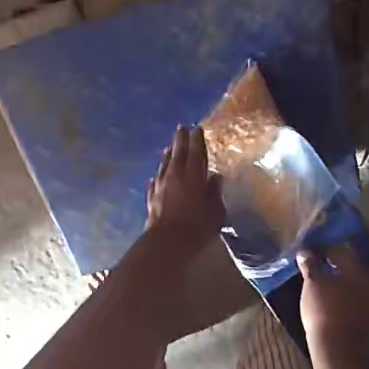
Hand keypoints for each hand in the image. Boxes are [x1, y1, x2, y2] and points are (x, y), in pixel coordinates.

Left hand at [145, 125, 223, 250]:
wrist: (168, 241)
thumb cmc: (197, 225)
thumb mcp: (215, 210)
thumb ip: (215, 192)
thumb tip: (216, 178)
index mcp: (193, 175)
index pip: (196, 152)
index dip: (197, 140)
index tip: (196, 128)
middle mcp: (175, 175)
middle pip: (178, 153)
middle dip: (180, 139)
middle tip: (181, 127)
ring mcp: (161, 186)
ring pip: (164, 165)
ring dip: (168, 155)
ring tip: (170, 147)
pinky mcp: (152, 198)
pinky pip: (155, 183)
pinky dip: (157, 177)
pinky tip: (156, 176)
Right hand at [297, 245, 368, 361]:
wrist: (338, 350)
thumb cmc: (323, 312)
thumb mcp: (312, 285)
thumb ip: (310, 266)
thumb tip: (305, 252)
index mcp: (358, 270)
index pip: (342, 252)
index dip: (326, 251)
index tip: (313, 255)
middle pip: (355, 269)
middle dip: (339, 268)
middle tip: (321, 271)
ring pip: (362, 287)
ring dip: (348, 286)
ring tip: (330, 290)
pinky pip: (365, 306)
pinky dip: (354, 303)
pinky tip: (343, 308)